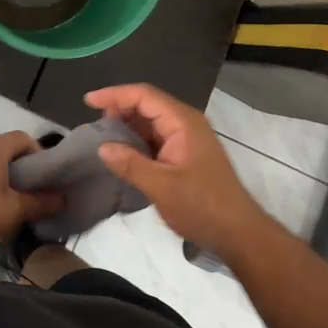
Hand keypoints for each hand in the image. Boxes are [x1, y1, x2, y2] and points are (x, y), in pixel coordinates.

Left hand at [0, 132, 63, 252]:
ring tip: (9, 199)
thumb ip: (40, 203)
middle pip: (5, 148)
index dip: (38, 153)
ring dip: (1, 174)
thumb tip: (62, 198)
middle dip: (20, 166)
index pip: (23, 138)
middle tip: (30, 190)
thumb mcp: (14, 211)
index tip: (45, 176)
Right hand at [86, 84, 273, 253]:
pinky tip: (123, 153)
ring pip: (152, 122)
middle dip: (119, 109)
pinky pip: (158, 137)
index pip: (144, 95)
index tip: (88, 101)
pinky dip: (138, 141)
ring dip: (128, 126)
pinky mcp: (187, 154)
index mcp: (182, 122)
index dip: (115, 95)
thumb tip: (102, 147)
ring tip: (103, 138)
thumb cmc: (202, 206)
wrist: (239, 233)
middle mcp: (186, 123)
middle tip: (93, 124)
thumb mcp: (161, 187)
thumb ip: (130, 164)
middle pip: (148, 104)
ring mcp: (188, 138)